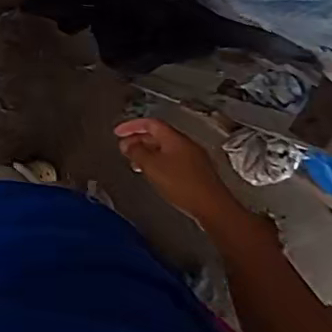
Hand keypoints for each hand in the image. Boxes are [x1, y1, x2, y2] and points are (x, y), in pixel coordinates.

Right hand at [115, 119, 260, 237]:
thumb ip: (136, 152)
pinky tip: (154, 174)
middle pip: (158, 135)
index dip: (132, 125)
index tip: (118, 132)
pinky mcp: (198, 173)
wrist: (213, 208)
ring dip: (148, 152)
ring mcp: (194, 159)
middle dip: (138, 139)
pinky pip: (173, 160)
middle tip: (124, 148)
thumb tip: (127, 144)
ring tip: (135, 162)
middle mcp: (186, 144)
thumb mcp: (151, 166)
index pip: (150, 123)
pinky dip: (159, 162)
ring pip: (165, 149)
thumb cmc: (181, 184)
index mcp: (175, 138)